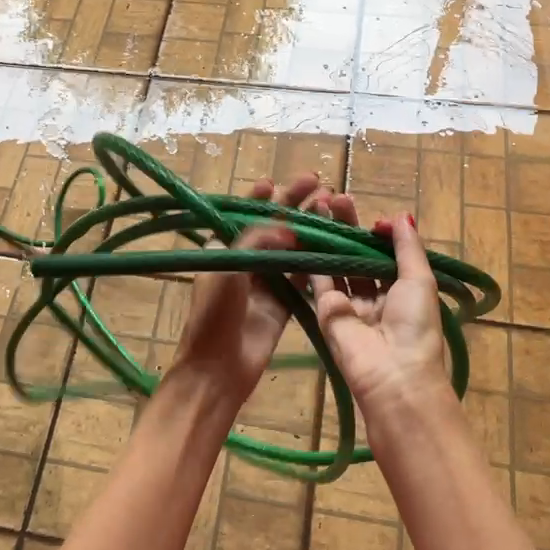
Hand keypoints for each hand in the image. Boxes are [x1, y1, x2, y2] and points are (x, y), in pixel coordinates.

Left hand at [169, 173, 355, 406]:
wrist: (218, 368)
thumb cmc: (216, 312)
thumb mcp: (229, 265)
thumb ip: (258, 239)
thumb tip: (289, 226)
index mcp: (223, 249)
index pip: (244, 215)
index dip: (260, 197)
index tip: (276, 181)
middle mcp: (245, 261)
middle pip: (273, 226)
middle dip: (293, 204)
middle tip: (318, 182)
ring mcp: (266, 282)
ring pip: (291, 247)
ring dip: (309, 227)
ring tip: (331, 204)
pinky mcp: (284, 304)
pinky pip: (302, 275)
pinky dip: (316, 258)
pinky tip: (333, 240)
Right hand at [309, 212, 449, 448]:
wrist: (392, 377)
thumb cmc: (415, 326)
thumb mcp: (420, 280)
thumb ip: (408, 246)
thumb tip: (399, 215)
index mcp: (404, 292)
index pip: (387, 255)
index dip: (377, 234)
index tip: (369, 214)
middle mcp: (377, 297)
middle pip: (359, 256)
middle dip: (349, 228)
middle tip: (336, 198)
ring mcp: (350, 305)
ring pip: (338, 264)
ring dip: (330, 237)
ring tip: (319, 205)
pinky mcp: (325, 313)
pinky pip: (319, 282)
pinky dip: (312, 258)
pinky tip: (305, 230)